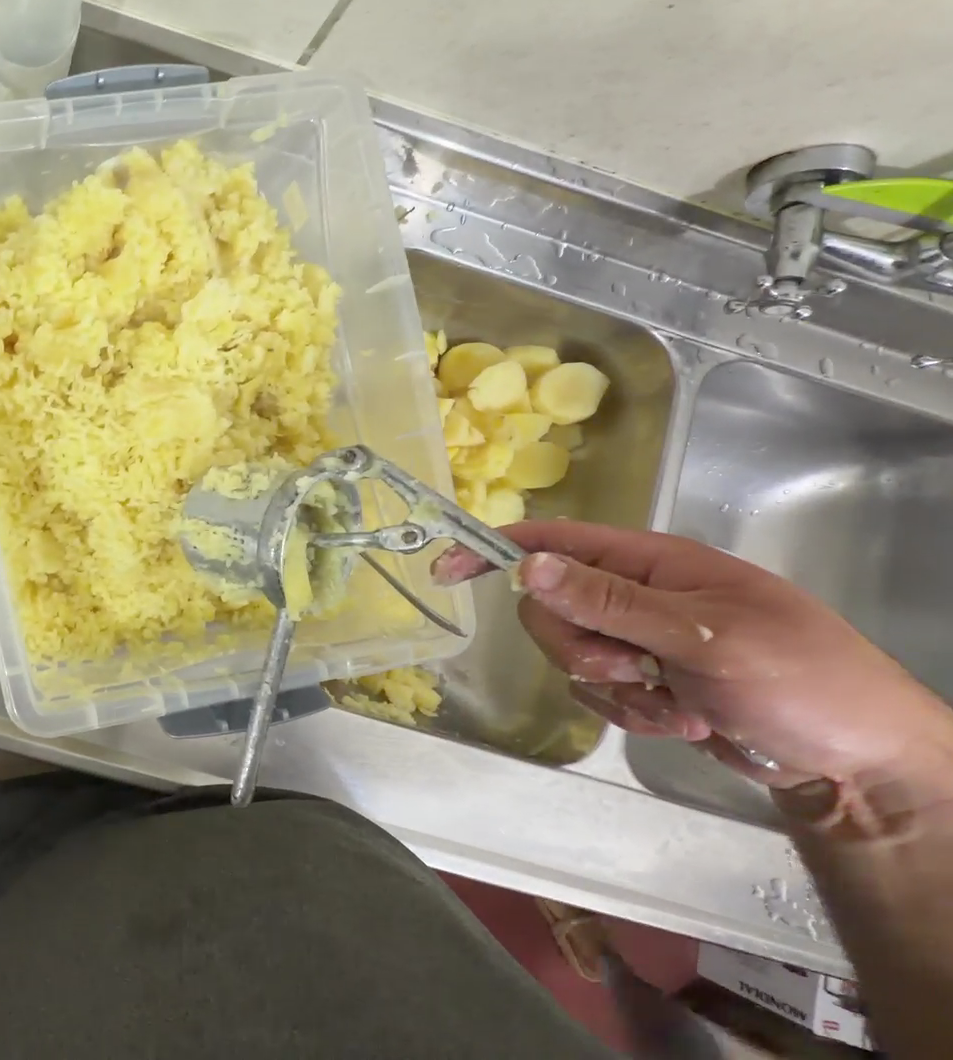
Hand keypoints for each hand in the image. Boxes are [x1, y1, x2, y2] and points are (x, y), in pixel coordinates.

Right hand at [432, 521, 952, 800]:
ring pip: (567, 654)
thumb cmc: (801, 680)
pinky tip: (679, 720)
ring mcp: (637, 638)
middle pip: (550, 608)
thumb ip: (610, 601)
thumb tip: (527, 564)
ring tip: (676, 705)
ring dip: (612, 689)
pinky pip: (593, 690)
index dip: (495, 549)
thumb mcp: (702, 636)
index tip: (445, 570)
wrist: (857, 762)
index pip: (555, 542)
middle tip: (629, 671)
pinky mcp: (641, 680)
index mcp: (653, 563)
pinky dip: (628, 711)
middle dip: (578, 648)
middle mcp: (636, 593)